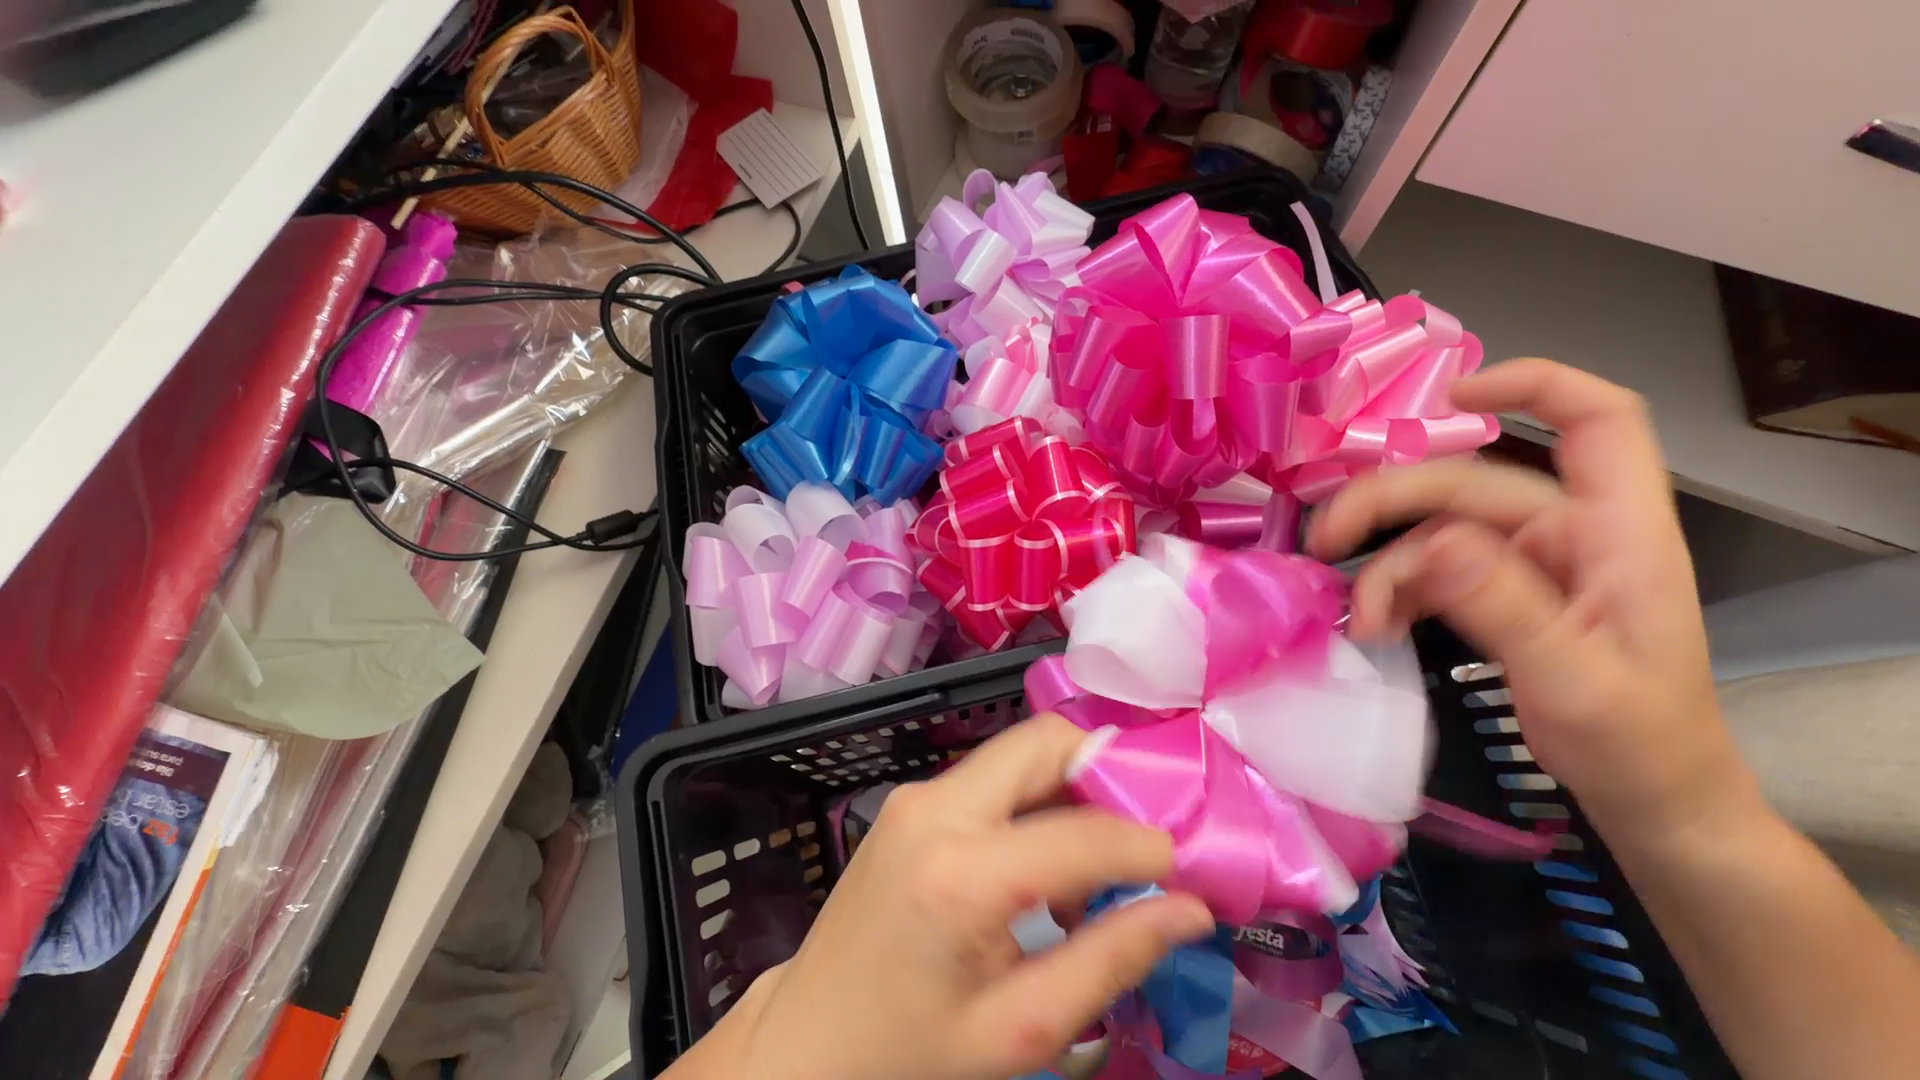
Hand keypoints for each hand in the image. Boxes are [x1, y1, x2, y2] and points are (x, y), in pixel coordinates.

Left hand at [675, 714, 1214, 1079]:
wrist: (806, 1044)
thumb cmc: (909, 1052)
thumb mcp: (1020, 1031)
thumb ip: (1110, 960)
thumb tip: (1190, 908)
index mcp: (961, 873)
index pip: (1085, 831)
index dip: (1152, 845)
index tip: (1194, 869)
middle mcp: (935, 808)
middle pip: (1046, 744)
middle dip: (1111, 777)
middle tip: (1150, 837)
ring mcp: (916, 797)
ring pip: (1021, 754)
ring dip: (1075, 789)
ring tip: (1102, 867)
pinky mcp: (911, 803)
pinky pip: (994, 779)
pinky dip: (1039, 803)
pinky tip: (1048, 872)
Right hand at [1306, 359, 1757, 844]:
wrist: (1650, 802)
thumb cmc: (1637, 743)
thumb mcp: (1573, 681)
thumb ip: (1505, 607)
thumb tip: (1432, 542)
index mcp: (1618, 534)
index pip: (1598, 422)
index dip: (1532, 386)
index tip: (1449, 395)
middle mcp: (1572, 533)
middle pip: (1472, 482)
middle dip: (1393, 503)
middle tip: (1326, 541)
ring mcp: (1532, 563)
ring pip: (1438, 529)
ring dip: (1386, 564)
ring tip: (1358, 615)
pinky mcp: (1501, 594)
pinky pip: (1433, 570)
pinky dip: (1396, 590)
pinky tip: (1375, 626)